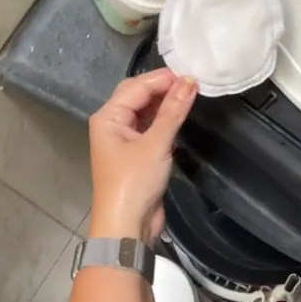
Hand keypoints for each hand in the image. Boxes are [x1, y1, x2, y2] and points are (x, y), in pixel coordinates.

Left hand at [87, 68, 196, 242]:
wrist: (126, 226)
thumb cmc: (134, 183)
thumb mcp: (155, 145)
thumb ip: (173, 112)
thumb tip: (189, 82)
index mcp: (107, 118)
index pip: (136, 87)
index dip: (163, 79)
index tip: (191, 75)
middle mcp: (112, 125)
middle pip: (138, 97)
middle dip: (163, 89)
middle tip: (193, 84)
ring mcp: (124, 141)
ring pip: (146, 114)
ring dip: (166, 106)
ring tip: (192, 98)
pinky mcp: (138, 156)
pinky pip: (151, 131)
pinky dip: (166, 123)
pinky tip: (182, 120)